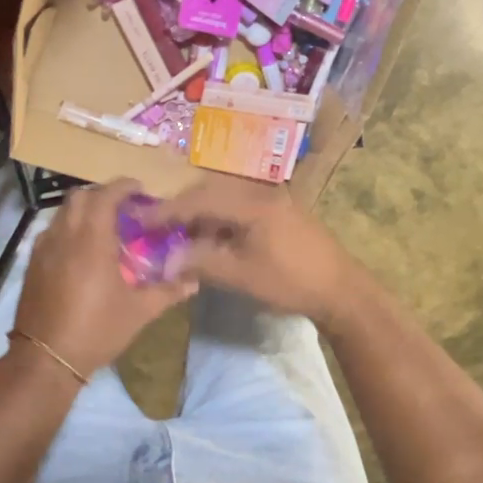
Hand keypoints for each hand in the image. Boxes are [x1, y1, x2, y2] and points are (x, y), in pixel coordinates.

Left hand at [14, 179, 196, 376]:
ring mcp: (44, 248)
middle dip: (102, 195)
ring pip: (63, 213)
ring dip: (83, 210)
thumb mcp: (138, 312)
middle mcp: (65, 235)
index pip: (106, 196)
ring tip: (103, 228)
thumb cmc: (96, 330)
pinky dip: (68, 228)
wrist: (46, 358)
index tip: (140, 189)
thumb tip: (194, 281)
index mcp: (92, 240)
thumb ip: (167, 291)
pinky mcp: (33, 264)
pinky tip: (81, 250)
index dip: (123, 187)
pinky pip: (52, 232)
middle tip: (123, 209)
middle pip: (80, 196)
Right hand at [147, 177, 371, 325]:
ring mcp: (274, 200)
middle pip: (210, 191)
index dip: (166, 211)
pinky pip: (241, 206)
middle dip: (181, 208)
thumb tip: (166, 259)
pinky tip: (213, 239)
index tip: (139, 219)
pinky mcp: (282, 211)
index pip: (198, 200)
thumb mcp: (240, 276)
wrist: (342, 291)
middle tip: (157, 226)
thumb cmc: (291, 283)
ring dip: (201, 214)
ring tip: (181, 236)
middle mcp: (262, 192)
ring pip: (226, 198)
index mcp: (251, 203)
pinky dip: (221, 219)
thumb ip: (201, 262)